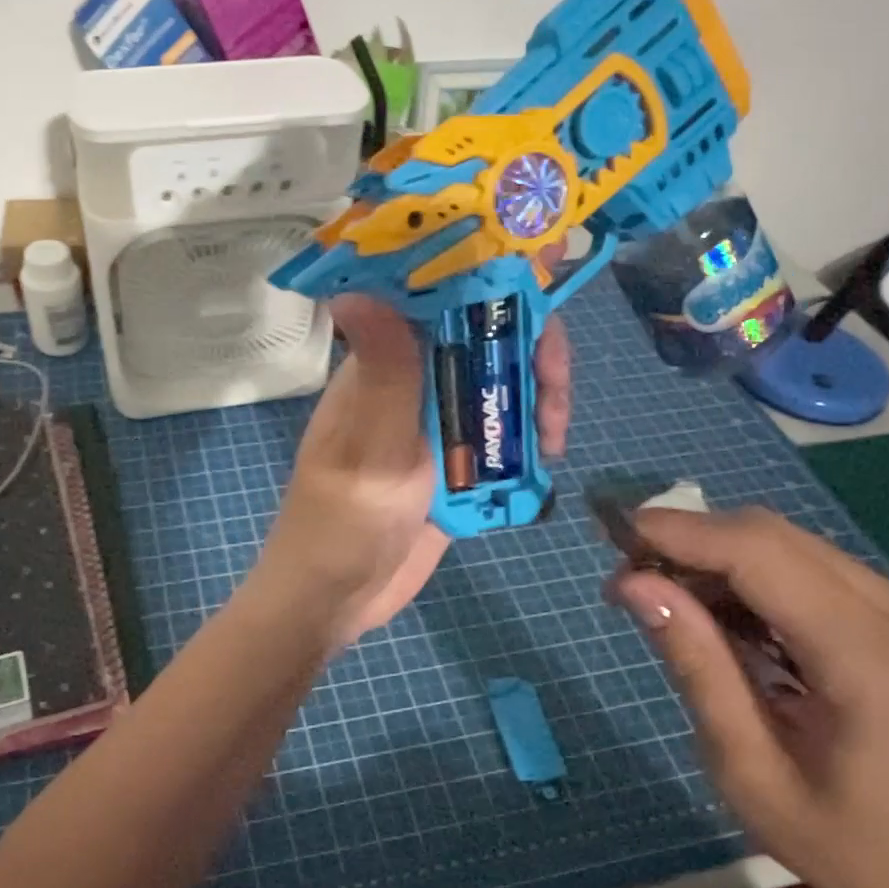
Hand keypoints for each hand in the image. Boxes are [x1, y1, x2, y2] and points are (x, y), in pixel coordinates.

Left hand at [253, 295, 571, 643]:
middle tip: (554, 396)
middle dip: (530, 355)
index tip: (544, 294)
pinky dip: (529, 441)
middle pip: (485, 340)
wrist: (334, 601)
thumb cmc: (340, 523)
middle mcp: (410, 386)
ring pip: (500, 388)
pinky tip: (546, 461)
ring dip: (537, 401)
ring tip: (554, 440)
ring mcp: (434, 428)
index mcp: (380, 366)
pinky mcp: (453, 468)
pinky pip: (501, 438)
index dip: (492, 286)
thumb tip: (356, 286)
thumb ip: (384, 370)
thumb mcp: (370, 446)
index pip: (441, 300)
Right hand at [610, 508, 888, 887]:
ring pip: (796, 549)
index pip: (762, 555)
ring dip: (720, 562)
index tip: (610, 533)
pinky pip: (818, 575)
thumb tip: (634, 585)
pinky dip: (756, 583)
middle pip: (778, 539)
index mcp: (875, 661)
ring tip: (663, 601)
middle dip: (692, 542)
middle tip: (626, 577)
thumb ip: (695, 665)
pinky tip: (720, 620)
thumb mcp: (746, 767)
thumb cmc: (838, 847)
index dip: (681, 532)